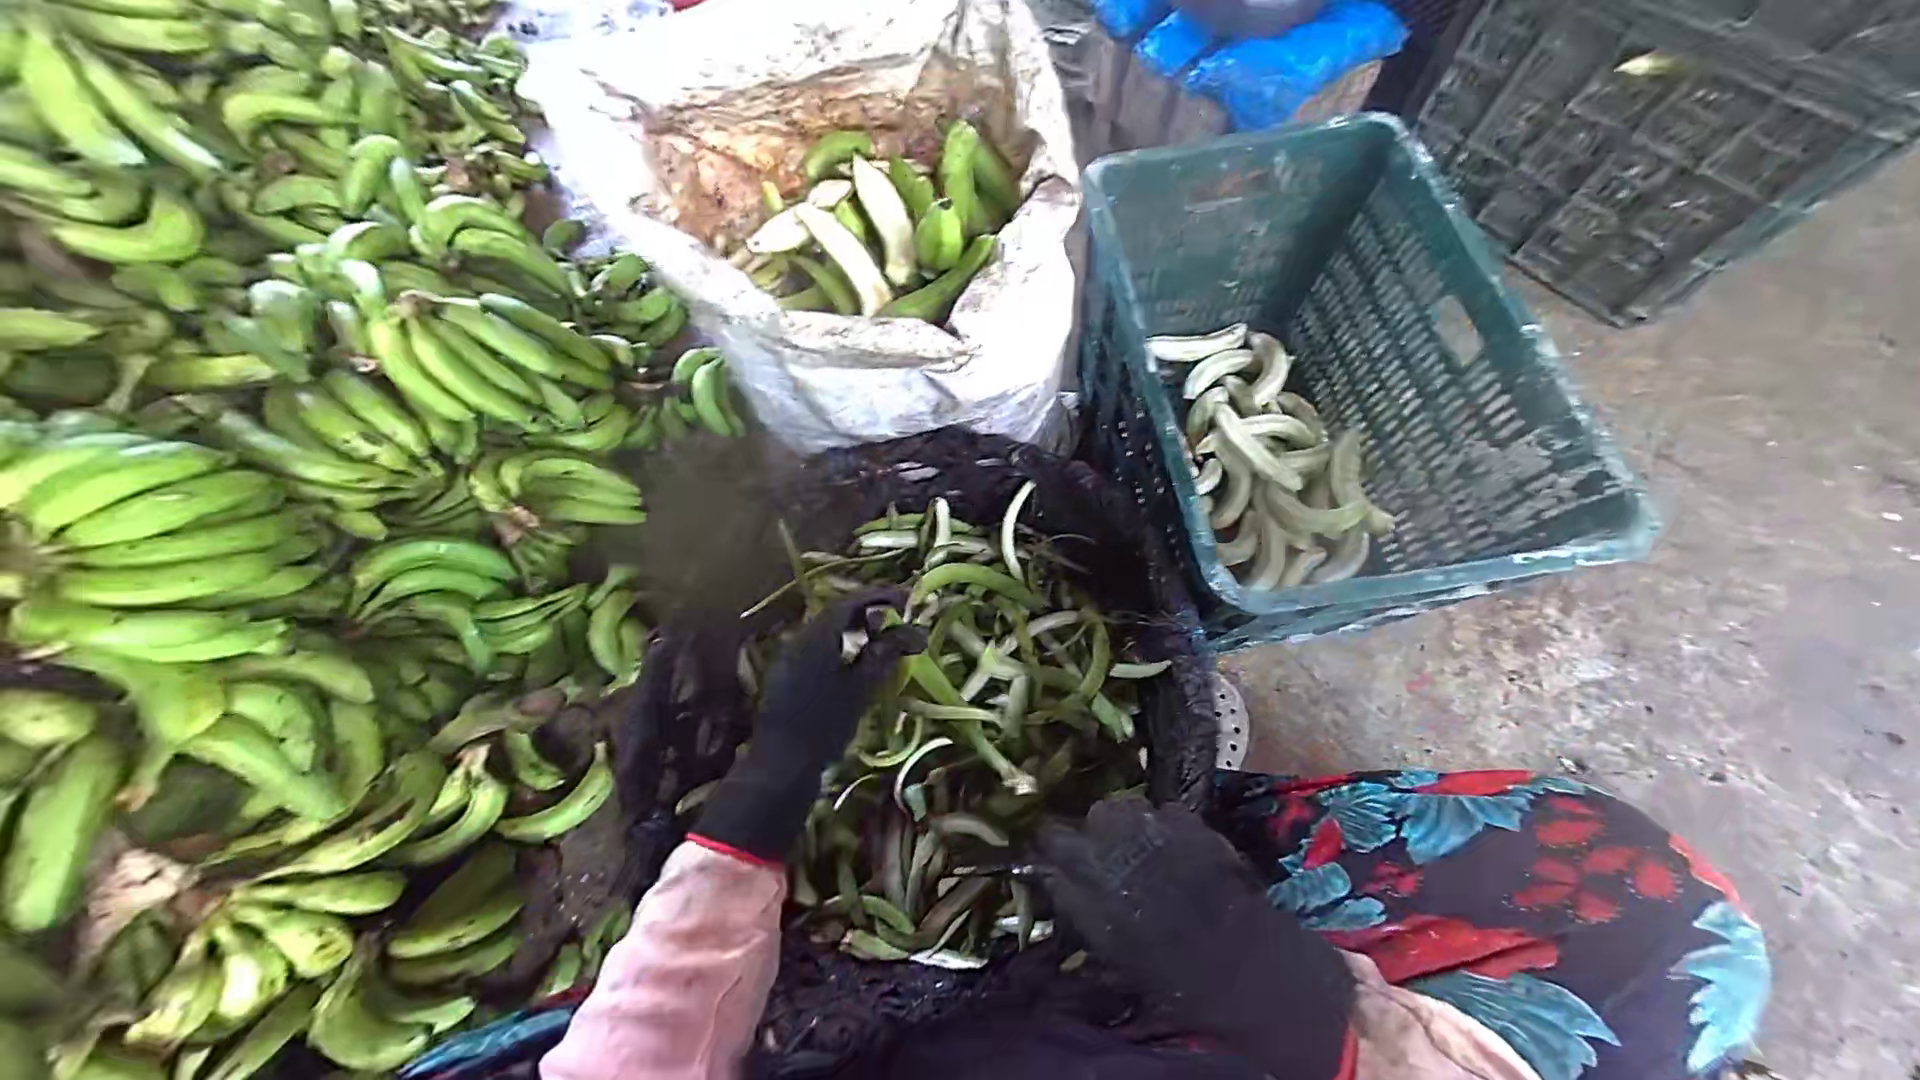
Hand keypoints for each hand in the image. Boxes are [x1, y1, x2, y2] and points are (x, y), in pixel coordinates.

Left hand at [692, 589, 923, 861]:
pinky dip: (842, 644)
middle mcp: (798, 639)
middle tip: (899, 617)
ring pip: (827, 630)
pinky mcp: (786, 674)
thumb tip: (917, 631)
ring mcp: (789, 657)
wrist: (781, 766)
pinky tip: (857, 661)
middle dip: (869, 611)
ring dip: (856, 628)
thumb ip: (885, 655)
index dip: (880, 596)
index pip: (850, 602)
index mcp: (815, 637)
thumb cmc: (824, 727)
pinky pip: (818, 646)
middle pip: (837, 613)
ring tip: (883, 639)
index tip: (907, 599)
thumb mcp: (861, 689)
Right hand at [1038, 799, 1355, 1077]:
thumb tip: (1047, 871)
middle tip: (1112, 861)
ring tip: (1149, 859)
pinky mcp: (1190, 818)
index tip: (1056, 854)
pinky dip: (1168, 832)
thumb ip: (1071, 898)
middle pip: (1095, 814)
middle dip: (1100, 832)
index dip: (1053, 843)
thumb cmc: (1166, 966)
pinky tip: (1180, 858)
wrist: (1242, 964)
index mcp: (1088, 860)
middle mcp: (1116, 827)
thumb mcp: (1104, 941)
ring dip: (1134, 829)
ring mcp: (1156, 818)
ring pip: (1131, 810)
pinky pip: (1166, 816)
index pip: (1050, 833)